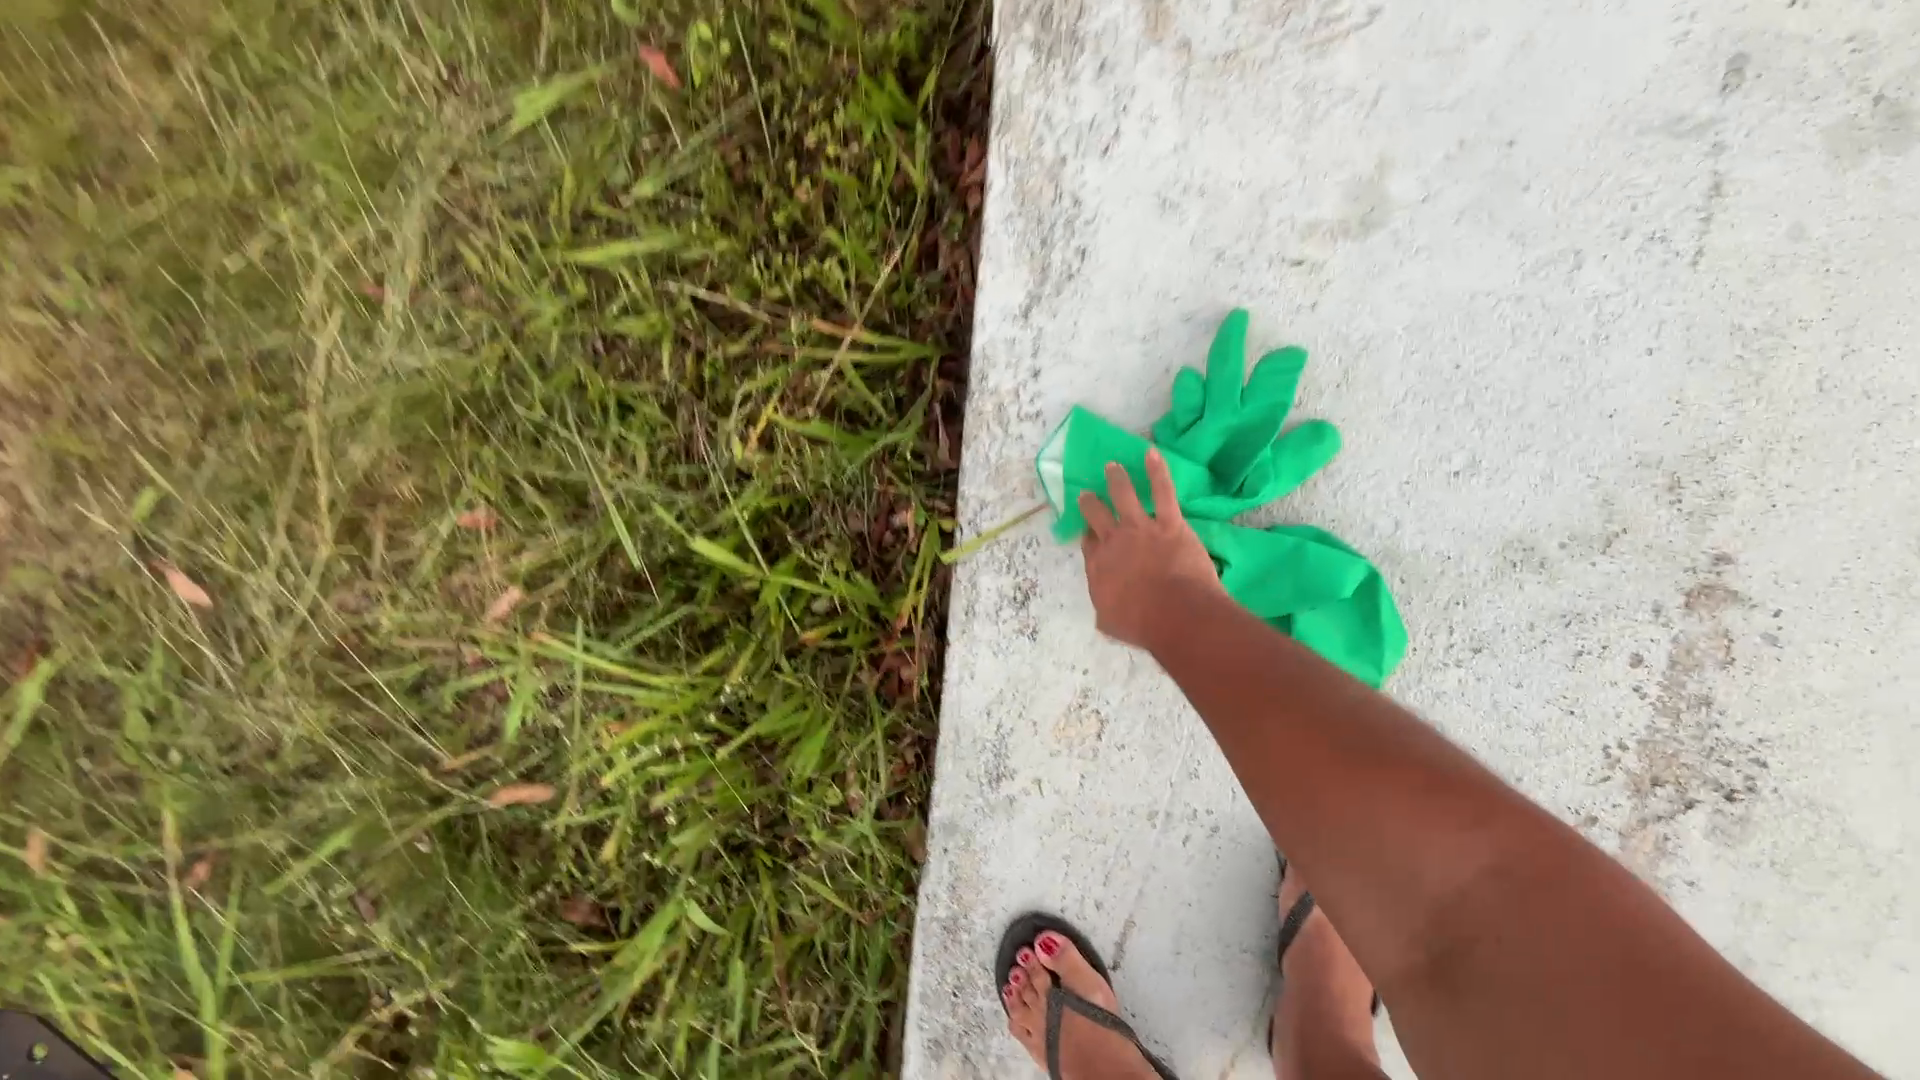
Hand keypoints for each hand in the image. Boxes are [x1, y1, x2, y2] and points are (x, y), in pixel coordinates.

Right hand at [1077, 448, 1223, 649]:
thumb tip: (1103, 614)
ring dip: (1117, 479)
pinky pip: (1162, 492)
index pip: (1089, 544)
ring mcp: (1141, 529)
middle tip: (1088, 494)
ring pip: (1124, 496)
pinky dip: (1157, 471)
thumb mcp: (1110, 624)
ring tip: (1112, 466)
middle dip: (1091, 503)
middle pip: (1097, 515)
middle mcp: (1114, 542)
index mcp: (1099, 567)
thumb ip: (1105, 612)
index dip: (1088, 534)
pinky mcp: (1169, 523)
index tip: (1088, 530)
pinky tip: (1152, 454)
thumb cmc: (1143, 625)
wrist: (1176, 615)